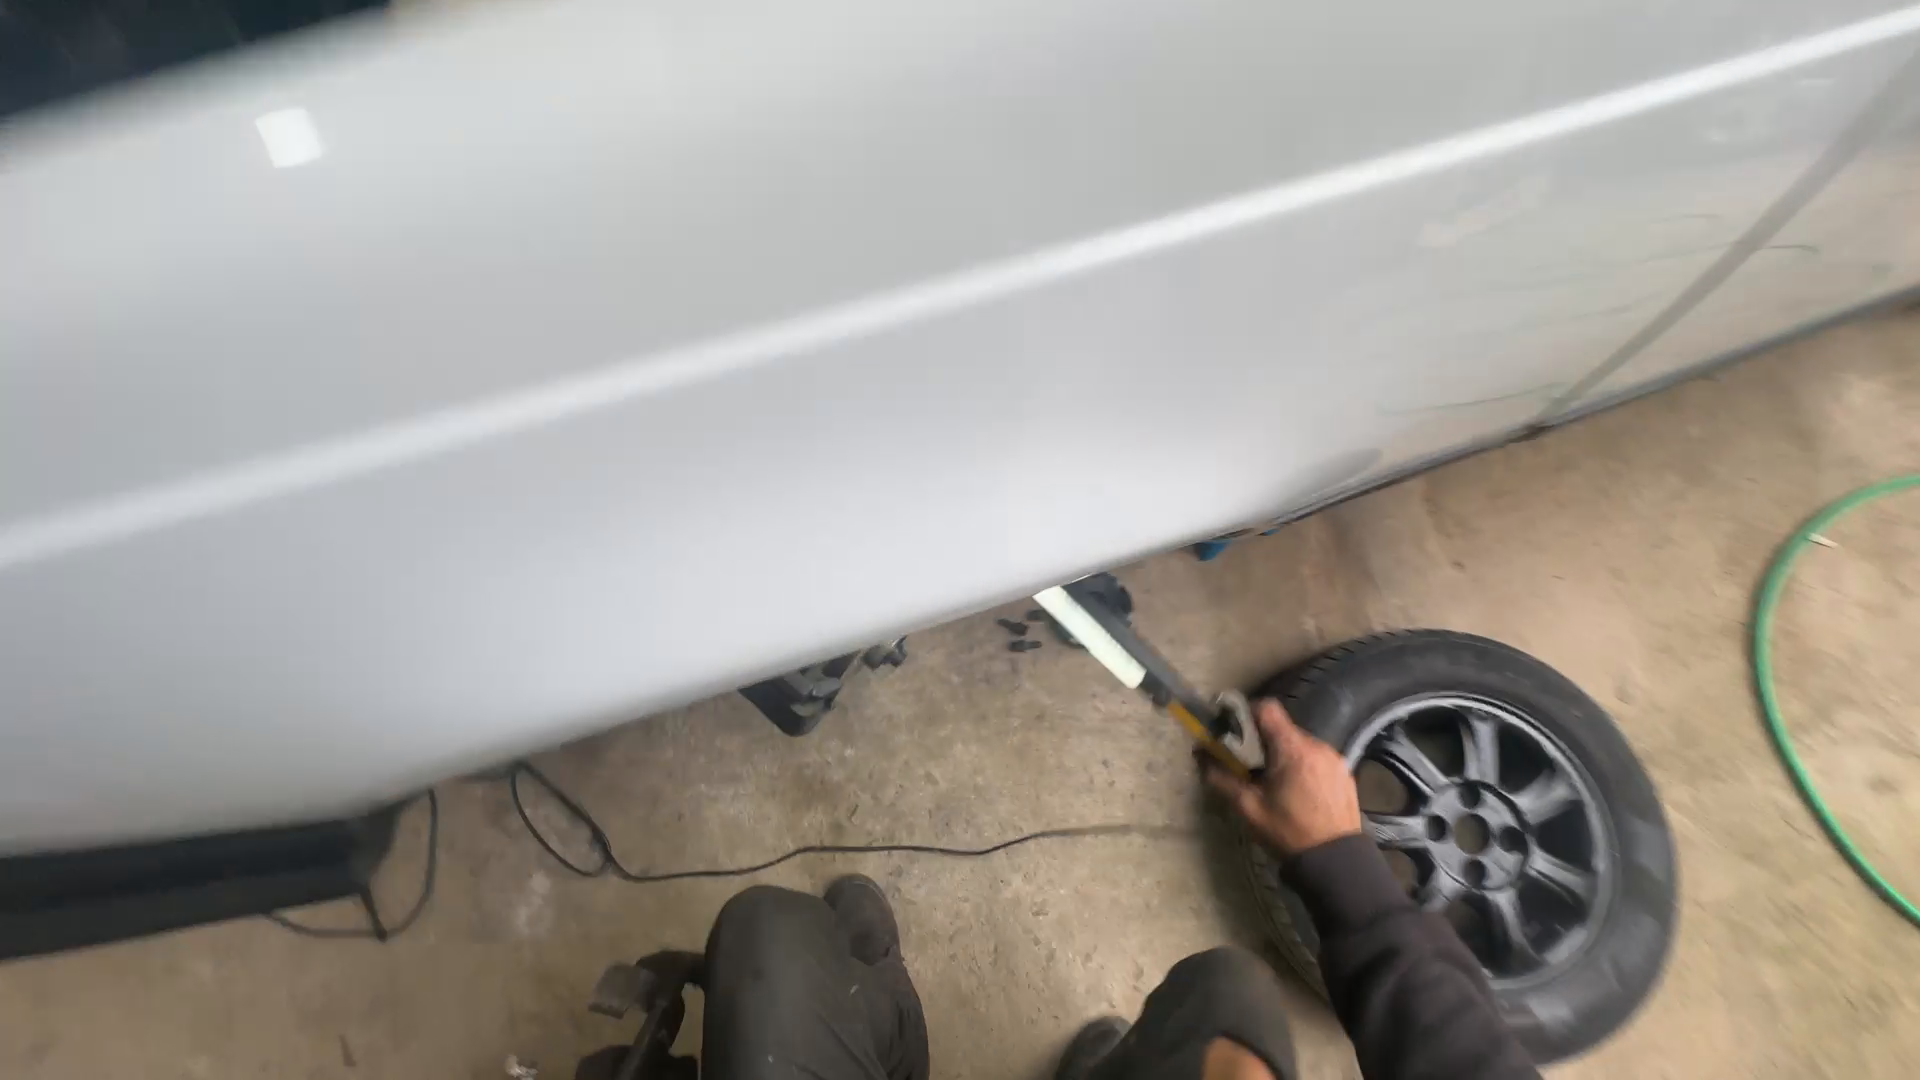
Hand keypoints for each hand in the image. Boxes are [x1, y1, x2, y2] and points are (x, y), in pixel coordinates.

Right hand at [1204, 698, 1361, 856]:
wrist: (1337, 863)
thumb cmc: (1288, 832)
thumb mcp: (1248, 807)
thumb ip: (1221, 777)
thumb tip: (1199, 754)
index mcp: (1293, 749)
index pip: (1267, 708)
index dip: (1247, 713)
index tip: (1235, 730)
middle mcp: (1317, 746)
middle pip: (1282, 728)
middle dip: (1264, 740)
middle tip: (1251, 764)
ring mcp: (1335, 759)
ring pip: (1300, 743)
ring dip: (1284, 754)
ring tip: (1276, 781)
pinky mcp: (1345, 773)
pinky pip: (1317, 757)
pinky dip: (1303, 766)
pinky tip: (1299, 791)